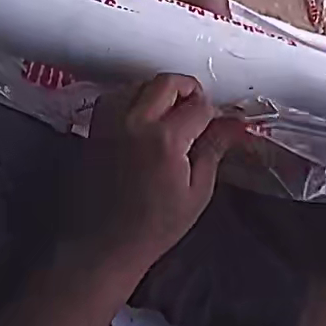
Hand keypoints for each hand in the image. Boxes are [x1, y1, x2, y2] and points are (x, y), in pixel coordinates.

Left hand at [63, 75, 242, 268]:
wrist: (105, 243)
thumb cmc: (155, 226)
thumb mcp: (196, 192)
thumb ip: (213, 150)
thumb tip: (232, 125)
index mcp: (165, 139)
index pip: (198, 106)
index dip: (213, 113)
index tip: (217, 124)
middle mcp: (135, 122)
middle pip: (166, 82)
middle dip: (188, 89)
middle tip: (196, 109)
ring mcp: (110, 122)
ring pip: (139, 84)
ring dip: (158, 92)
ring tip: (169, 115)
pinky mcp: (94, 128)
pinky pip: (114, 96)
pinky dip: (130, 98)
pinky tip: (141, 118)